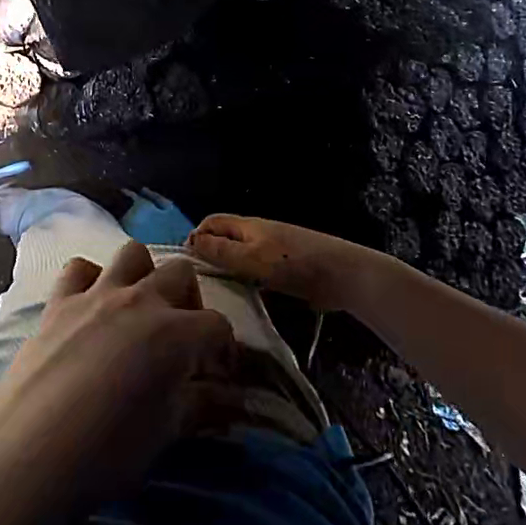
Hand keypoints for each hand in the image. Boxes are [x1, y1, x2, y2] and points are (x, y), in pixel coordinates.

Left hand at [0, 240, 237, 496]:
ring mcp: (98, 295)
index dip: (223, 349)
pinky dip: (90, 280)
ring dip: (143, 274)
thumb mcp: (166, 433)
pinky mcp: (59, 302)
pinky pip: (79, 268)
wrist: (27, 456)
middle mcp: (142, 301)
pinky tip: (90, 306)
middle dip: (190, 300)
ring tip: (139, 308)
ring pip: (133, 253)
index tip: (217, 374)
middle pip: (181, 274)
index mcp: (176, 333)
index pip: (217, 326)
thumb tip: (229, 400)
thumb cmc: (107, 452)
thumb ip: (201, 406)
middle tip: (182, 335)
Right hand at [189, 214, 382, 311]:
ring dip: (227, 273)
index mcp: (248, 226)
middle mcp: (257, 235)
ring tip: (213, 297)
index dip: (195, 236)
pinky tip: (241, 302)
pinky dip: (246, 283)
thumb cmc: (294, 263)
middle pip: (225, 239)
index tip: (184, 265)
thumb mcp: (252, 258)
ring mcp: (273, 252)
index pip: (212, 222)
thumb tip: (191, 241)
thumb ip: (222, 250)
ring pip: (240, 258)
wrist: (341, 275)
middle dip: (209, 256)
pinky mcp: (285, 270)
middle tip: (195, 286)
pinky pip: (256, 273)